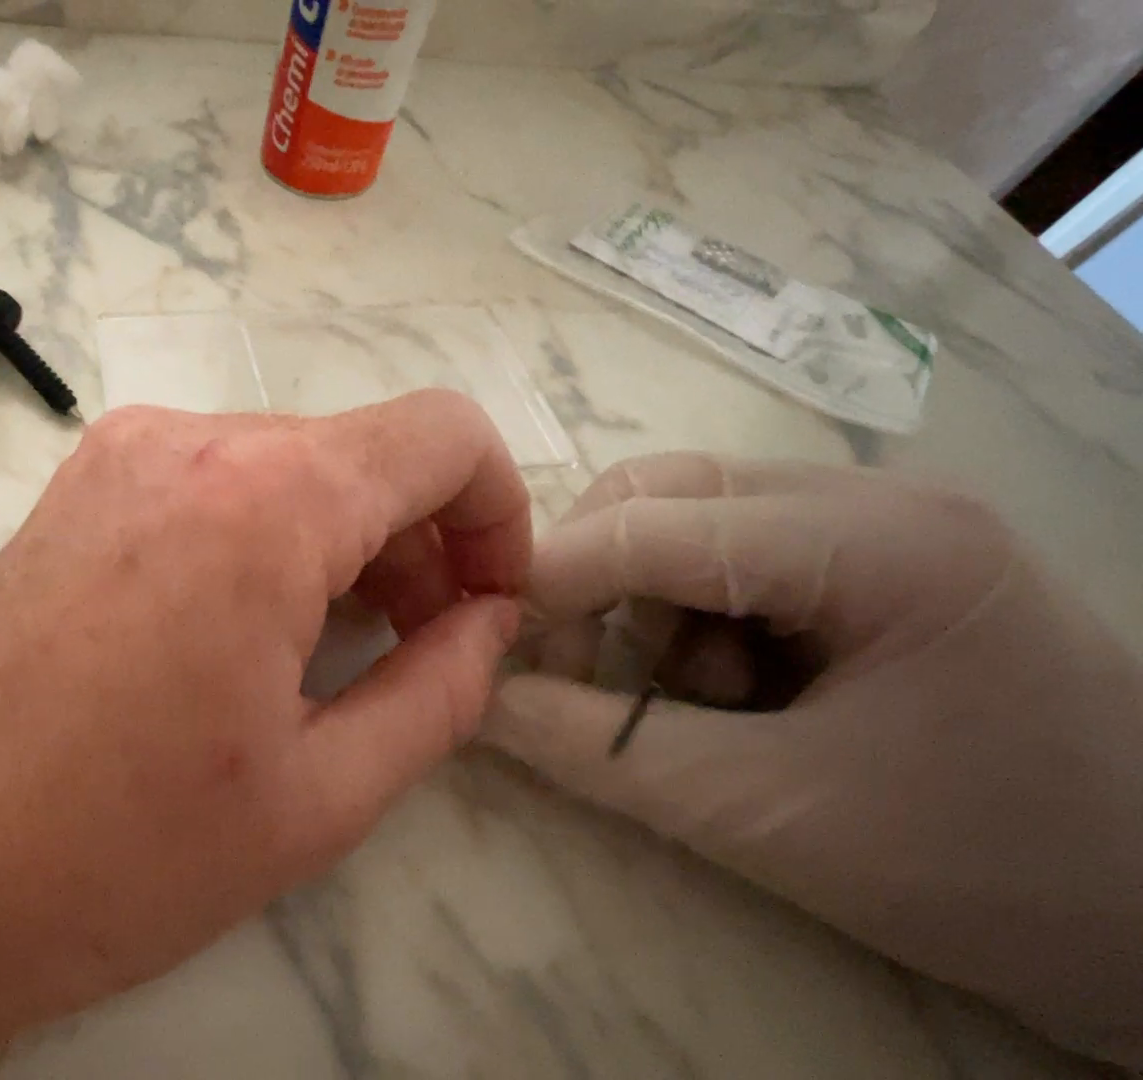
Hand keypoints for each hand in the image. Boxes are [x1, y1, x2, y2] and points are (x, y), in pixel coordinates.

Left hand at [0, 390, 532, 1069]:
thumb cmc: (115, 850)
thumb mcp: (317, 796)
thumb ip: (438, 690)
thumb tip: (490, 623)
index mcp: (263, 500)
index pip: (443, 436)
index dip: (498, 514)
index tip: (489, 606)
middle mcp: (186, 440)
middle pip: (359, 452)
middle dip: (419, 540)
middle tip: (422, 647)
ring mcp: (116, 456)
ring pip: (284, 466)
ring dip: (340, 541)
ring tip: (337, 650)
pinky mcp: (73, 491)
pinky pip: (211, 484)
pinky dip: (264, 536)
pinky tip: (249, 631)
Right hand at [481, 453, 1142, 1067]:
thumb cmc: (982, 869)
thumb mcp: (764, 815)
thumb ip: (596, 751)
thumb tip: (470, 706)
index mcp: (873, 542)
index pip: (651, 525)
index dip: (546, 580)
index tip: (474, 643)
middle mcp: (870, 500)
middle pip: (659, 495)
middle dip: (594, 583)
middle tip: (572, 674)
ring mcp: (874, 524)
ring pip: (681, 524)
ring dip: (644, 610)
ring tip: (687, 704)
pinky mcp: (868, 561)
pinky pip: (725, 559)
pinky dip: (689, 620)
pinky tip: (729, 692)